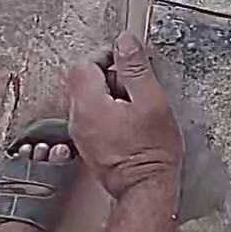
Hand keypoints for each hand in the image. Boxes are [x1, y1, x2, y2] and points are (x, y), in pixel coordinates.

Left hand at [66, 33, 182, 203]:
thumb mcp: (152, 102)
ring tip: (136, 108)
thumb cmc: (153, 151)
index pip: (84, 64)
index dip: (106, 56)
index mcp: (88, 106)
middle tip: (136, 87)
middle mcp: (77, 119)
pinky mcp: (88, 144)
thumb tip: (124, 41)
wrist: (147, 190)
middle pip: (84, 80)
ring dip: (111, 94)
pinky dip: (109, 111)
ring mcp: (80, 134)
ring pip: (88, 98)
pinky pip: (92, 116)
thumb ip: (135, 69)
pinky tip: (130, 123)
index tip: (127, 60)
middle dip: (110, 76)